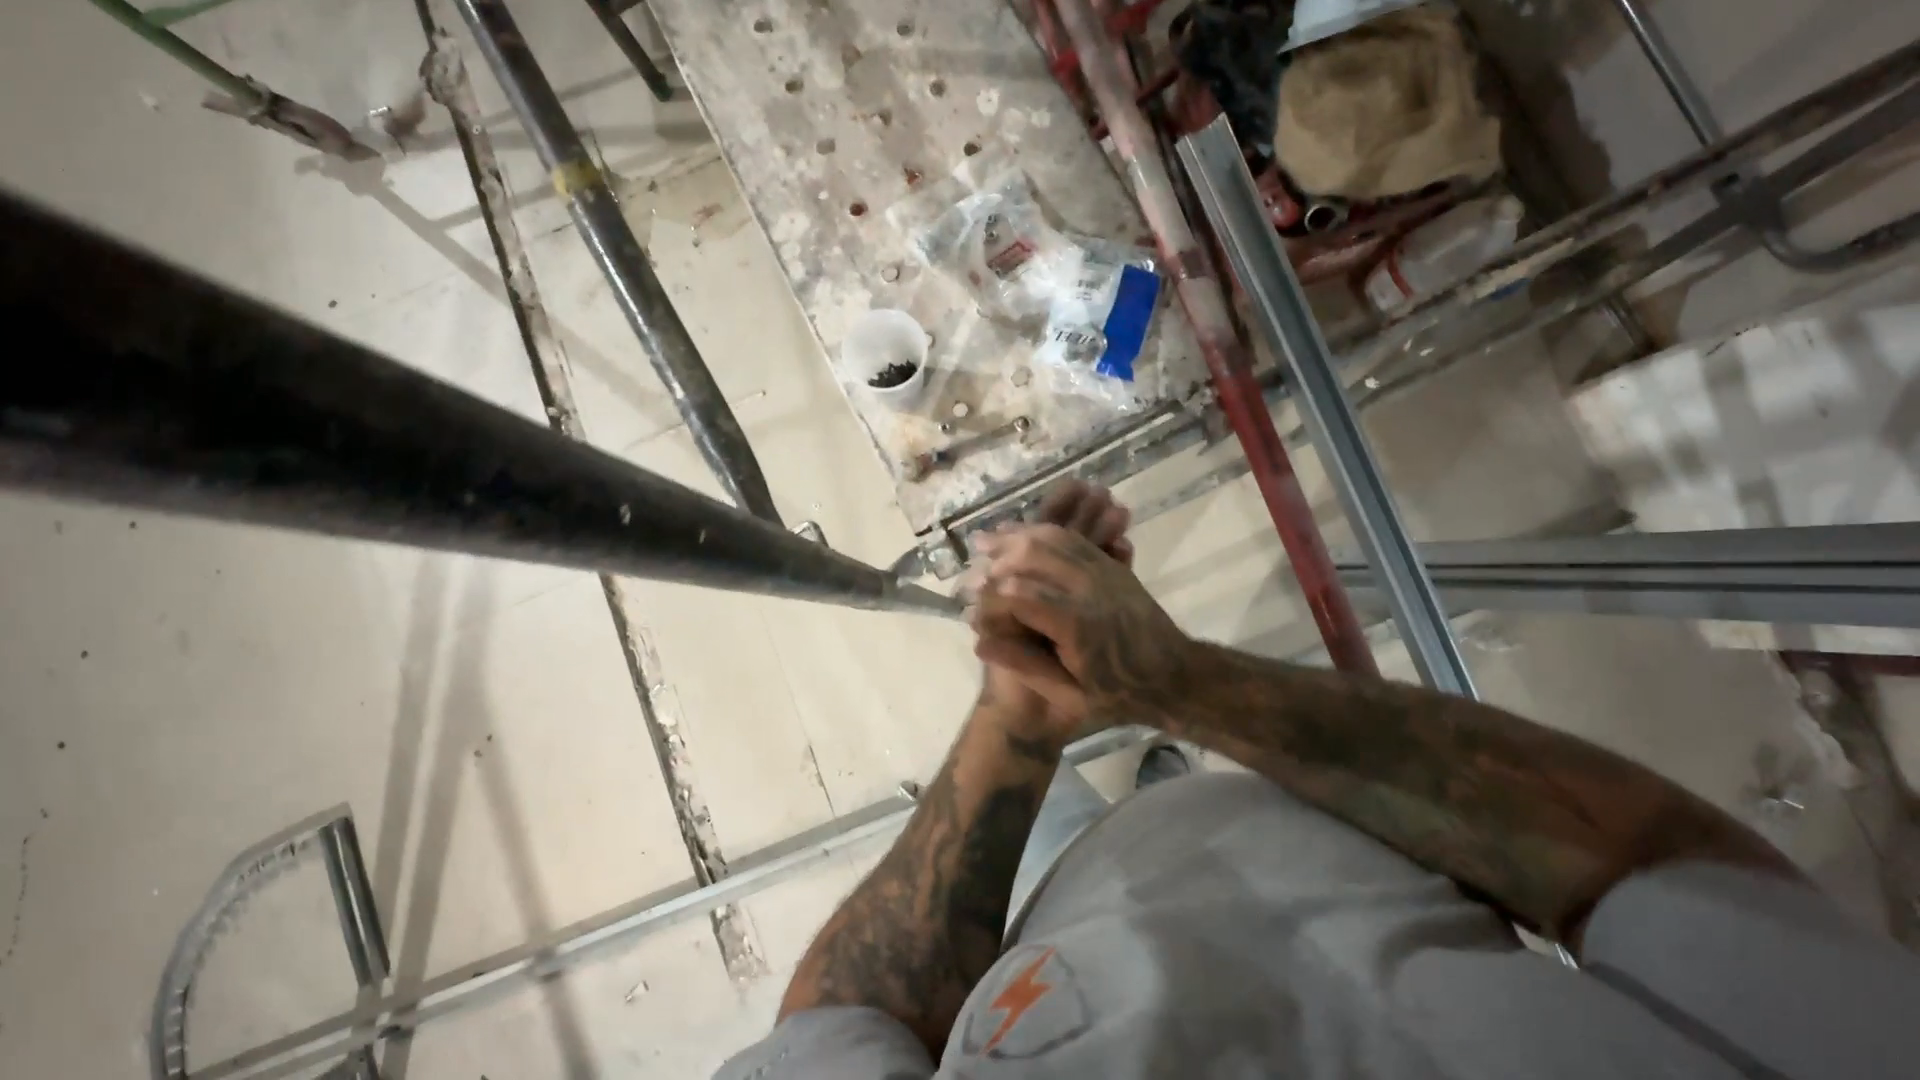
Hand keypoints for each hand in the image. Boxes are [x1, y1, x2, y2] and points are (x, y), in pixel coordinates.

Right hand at [970, 523, 1193, 728]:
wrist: (1174, 676)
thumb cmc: (1118, 695)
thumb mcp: (1070, 696)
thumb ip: (1025, 667)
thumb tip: (979, 643)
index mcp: (1077, 626)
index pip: (1019, 594)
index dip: (990, 596)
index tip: (971, 607)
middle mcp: (1088, 590)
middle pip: (1033, 555)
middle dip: (999, 558)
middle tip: (974, 569)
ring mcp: (1104, 572)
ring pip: (1053, 538)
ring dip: (1018, 537)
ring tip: (989, 543)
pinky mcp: (1112, 566)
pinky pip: (1074, 539)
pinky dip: (1045, 531)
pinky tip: (1026, 534)